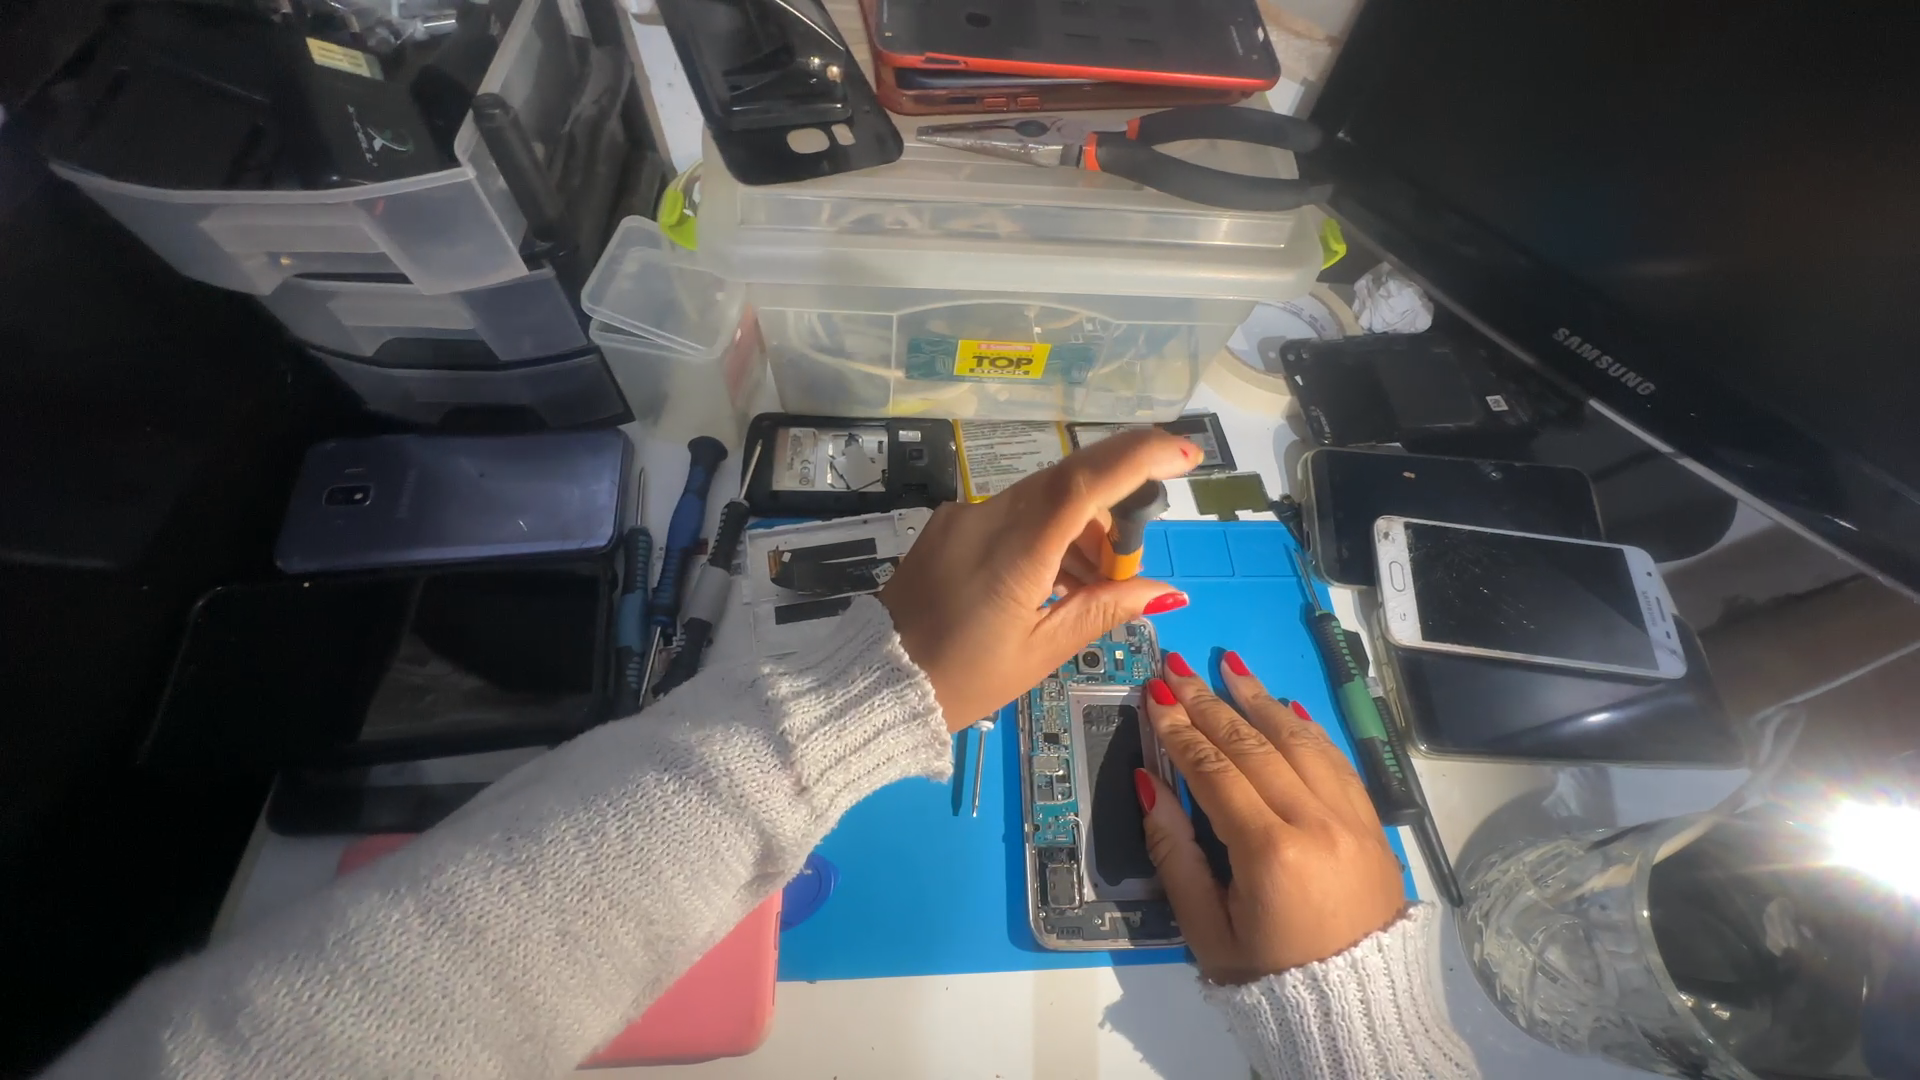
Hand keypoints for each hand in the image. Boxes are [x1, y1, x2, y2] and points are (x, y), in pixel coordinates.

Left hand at [879, 430, 1198, 732]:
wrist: (874, 682)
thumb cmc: (961, 679)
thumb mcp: (1039, 652)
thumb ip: (1102, 609)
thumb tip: (1164, 589)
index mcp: (1015, 550)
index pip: (1085, 480)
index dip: (1140, 457)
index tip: (1186, 457)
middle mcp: (987, 515)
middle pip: (1068, 484)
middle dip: (1113, 511)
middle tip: (1127, 564)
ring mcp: (962, 515)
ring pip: (1041, 498)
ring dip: (1078, 527)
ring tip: (1088, 585)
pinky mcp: (948, 524)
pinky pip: (1011, 513)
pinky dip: (1044, 534)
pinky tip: (1051, 578)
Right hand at [1137, 650, 1406, 982]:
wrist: (1361, 1017)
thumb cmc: (1270, 976)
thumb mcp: (1205, 928)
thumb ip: (1173, 851)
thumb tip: (1149, 783)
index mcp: (1270, 853)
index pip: (1213, 770)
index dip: (1179, 728)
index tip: (1155, 692)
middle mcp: (1316, 823)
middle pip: (1253, 745)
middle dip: (1209, 701)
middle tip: (1178, 667)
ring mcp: (1352, 820)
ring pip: (1299, 741)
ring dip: (1260, 699)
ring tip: (1231, 665)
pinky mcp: (1373, 826)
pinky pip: (1339, 761)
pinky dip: (1309, 727)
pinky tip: (1287, 704)